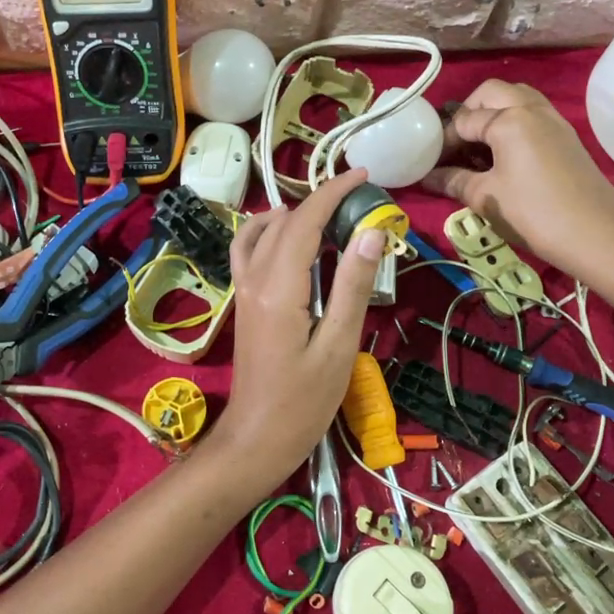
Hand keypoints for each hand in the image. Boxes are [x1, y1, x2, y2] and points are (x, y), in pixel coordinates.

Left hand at [212, 170, 384, 481]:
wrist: (257, 438)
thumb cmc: (304, 401)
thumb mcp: (339, 345)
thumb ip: (351, 285)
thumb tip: (370, 232)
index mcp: (278, 287)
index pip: (304, 222)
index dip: (333, 193)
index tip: (363, 175)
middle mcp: (254, 279)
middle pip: (283, 222)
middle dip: (319, 201)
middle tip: (359, 199)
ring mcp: (243, 289)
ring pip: (261, 232)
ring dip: (292, 214)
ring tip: (330, 214)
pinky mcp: (243, 301)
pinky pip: (248, 251)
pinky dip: (267, 232)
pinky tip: (289, 238)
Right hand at [421, 79, 613, 280]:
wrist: (597, 236)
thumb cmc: (533, 214)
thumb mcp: (486, 198)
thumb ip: (454, 181)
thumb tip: (428, 177)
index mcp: (509, 118)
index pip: (463, 119)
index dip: (443, 142)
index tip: (432, 163)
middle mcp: (532, 108)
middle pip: (491, 93)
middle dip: (468, 112)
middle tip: (456, 145)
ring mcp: (553, 120)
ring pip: (516, 99)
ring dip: (493, 113)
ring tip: (479, 147)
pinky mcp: (566, 136)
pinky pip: (532, 114)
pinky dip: (513, 123)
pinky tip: (504, 155)